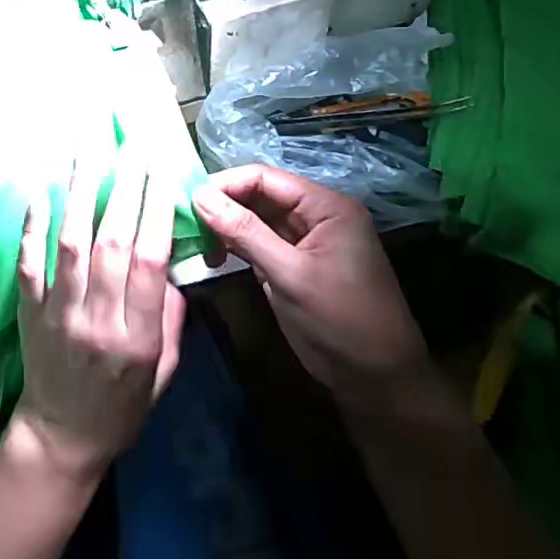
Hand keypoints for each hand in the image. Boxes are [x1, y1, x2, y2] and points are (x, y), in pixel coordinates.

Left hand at [10, 158, 186, 484]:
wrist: (61, 437)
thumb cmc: (121, 406)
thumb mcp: (163, 371)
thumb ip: (169, 317)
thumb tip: (168, 262)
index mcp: (137, 338)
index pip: (148, 261)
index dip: (156, 211)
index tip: (161, 173)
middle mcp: (97, 320)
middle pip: (111, 243)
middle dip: (124, 189)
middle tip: (131, 148)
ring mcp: (57, 314)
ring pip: (69, 244)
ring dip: (80, 194)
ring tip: (87, 153)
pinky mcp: (28, 311)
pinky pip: (28, 262)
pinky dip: (32, 225)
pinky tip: (40, 191)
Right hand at [191, 165, 429, 409]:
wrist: (376, 380)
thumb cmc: (341, 321)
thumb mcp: (289, 274)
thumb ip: (244, 232)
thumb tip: (199, 195)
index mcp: (325, 206)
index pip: (265, 178)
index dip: (224, 184)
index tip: (186, 201)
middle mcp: (314, 214)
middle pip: (257, 195)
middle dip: (221, 205)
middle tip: (184, 223)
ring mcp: (302, 239)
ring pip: (253, 218)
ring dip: (224, 227)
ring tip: (195, 242)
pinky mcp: (290, 262)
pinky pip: (256, 242)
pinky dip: (233, 246)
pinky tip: (211, 256)